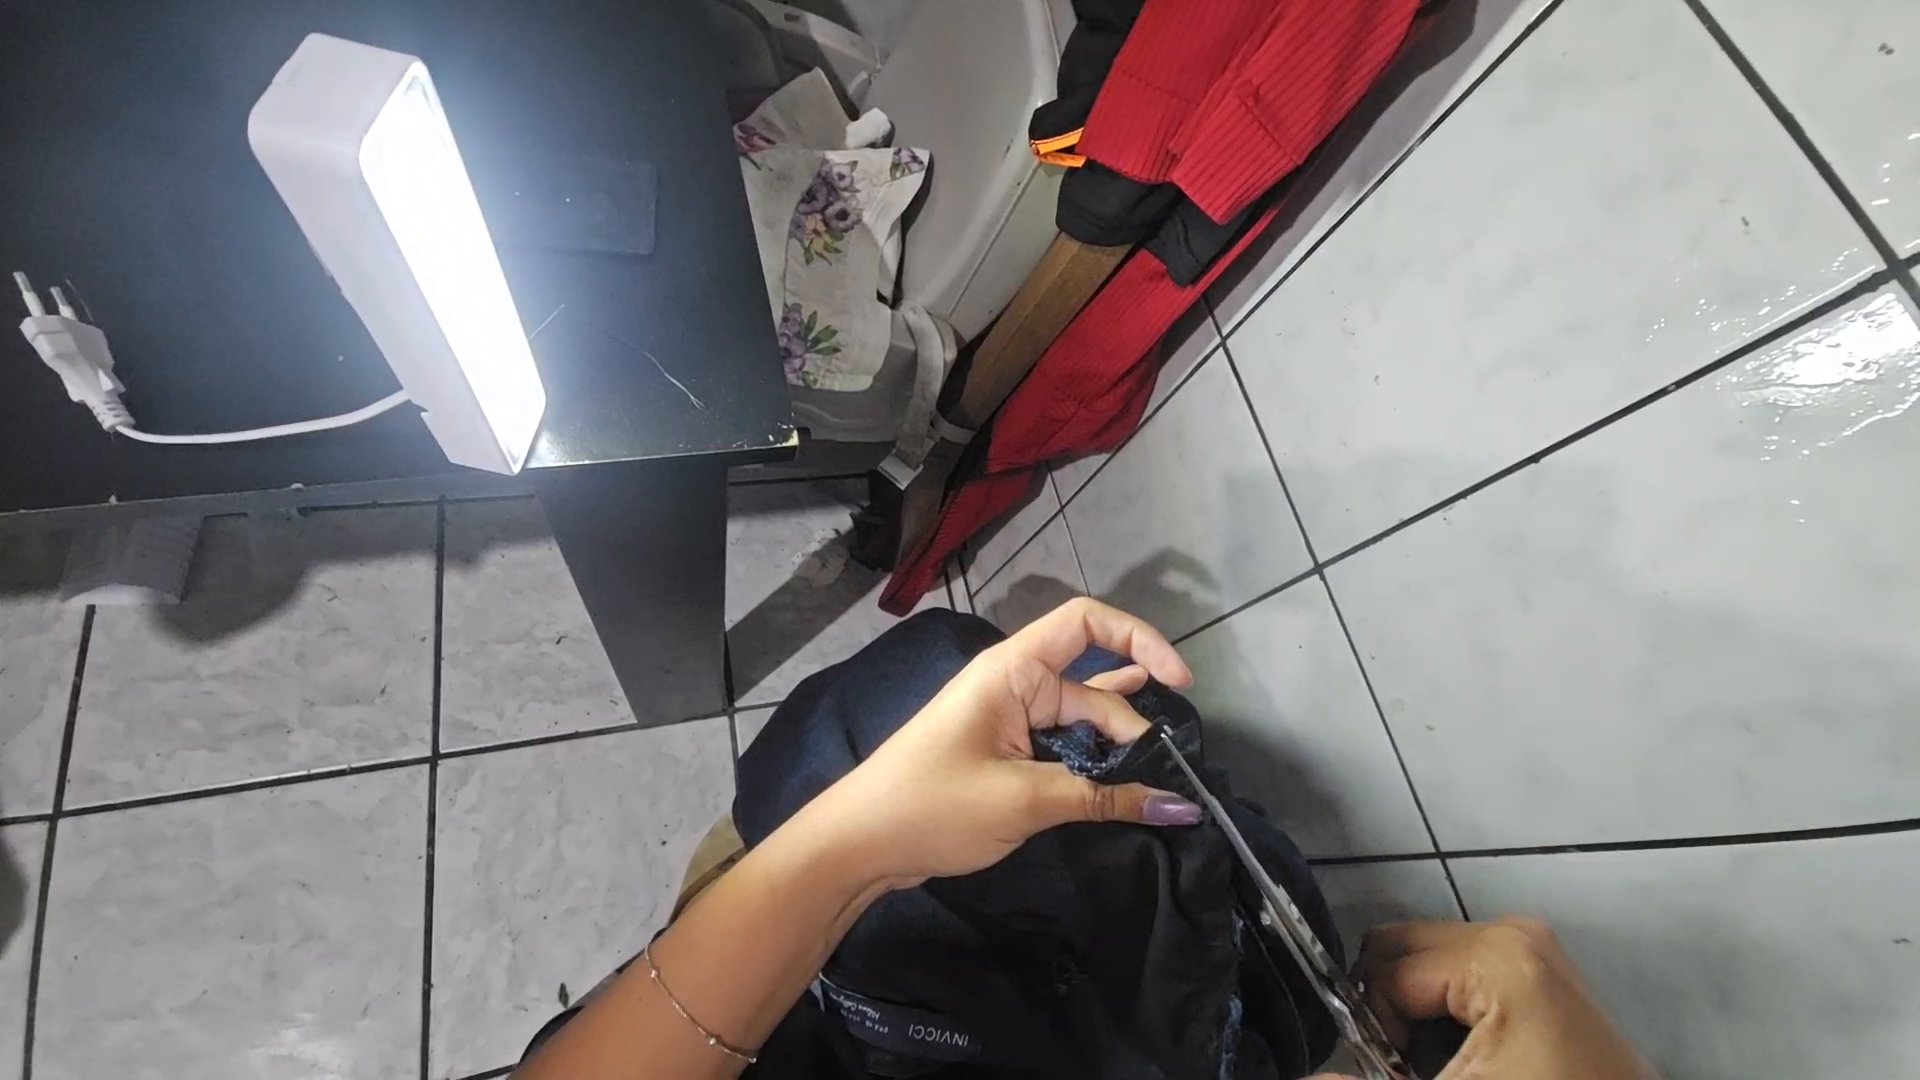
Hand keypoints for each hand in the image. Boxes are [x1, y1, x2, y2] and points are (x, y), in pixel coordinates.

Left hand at [804, 598, 1204, 886]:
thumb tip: (1179, 804)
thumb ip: (1102, 796)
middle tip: (1169, 775)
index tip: (1181, 680)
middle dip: (1132, 725)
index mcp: (1012, 669)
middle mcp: (1014, 683)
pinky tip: (1127, 768)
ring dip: (1117, 743)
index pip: (1085, 623)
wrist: (860, 841)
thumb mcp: (1024, 799)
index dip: (1138, 638)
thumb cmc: (933, 804)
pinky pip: (1062, 745)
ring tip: (1165, 767)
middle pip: (1090, 688)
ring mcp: (1009, 718)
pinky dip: (1094, 758)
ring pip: (1080, 720)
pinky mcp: (1007, 751)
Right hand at [1317, 918, 1651, 1079]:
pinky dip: (1450, 1006)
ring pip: (1425, 957)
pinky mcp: (1543, 966)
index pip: (1384, 970)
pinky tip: (1478, 1054)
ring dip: (1420, 1007)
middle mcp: (1514, 933)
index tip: (1402, 1069)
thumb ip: (1367, 1076)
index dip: (1381, 1026)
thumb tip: (1313, 1076)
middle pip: (1400, 949)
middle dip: (1396, 1008)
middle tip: (1421, 1065)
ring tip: (1453, 1065)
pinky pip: (1460, 966)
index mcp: (1497, 956)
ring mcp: (1533, 945)